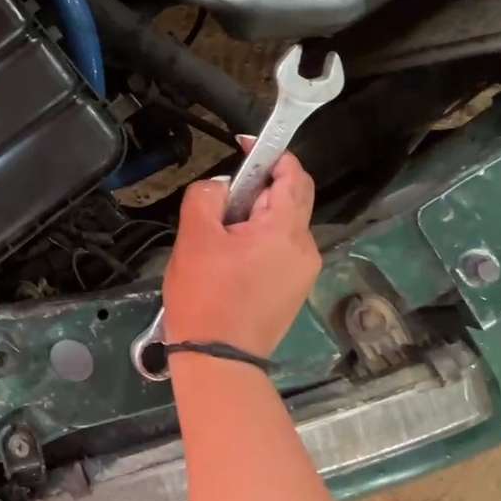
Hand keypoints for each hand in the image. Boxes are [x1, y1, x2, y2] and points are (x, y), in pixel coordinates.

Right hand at [161, 148, 319, 356]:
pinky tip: (225, 254)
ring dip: (252, 214)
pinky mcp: (291, 289)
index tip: (244, 144)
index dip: (272, 154)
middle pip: (289, 200)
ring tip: (215, 229)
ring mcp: (301, 272)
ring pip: (280, 225)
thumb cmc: (206, 292)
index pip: (294, 177)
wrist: (218, 355)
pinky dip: (255, 237)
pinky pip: (277, 248)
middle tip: (219, 195)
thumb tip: (222, 188)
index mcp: (285, 231)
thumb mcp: (195, 234)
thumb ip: (208, 196)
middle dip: (256, 187)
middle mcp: (305, 249)